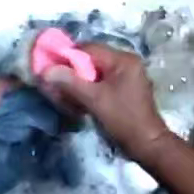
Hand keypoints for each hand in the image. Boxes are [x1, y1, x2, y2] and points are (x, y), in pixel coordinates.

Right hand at [40, 44, 173, 158]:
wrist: (147, 145)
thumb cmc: (123, 119)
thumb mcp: (94, 99)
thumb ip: (70, 82)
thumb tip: (46, 70)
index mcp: (123, 60)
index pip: (89, 49)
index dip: (68, 56)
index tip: (51, 68)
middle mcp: (127, 63)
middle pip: (92, 60)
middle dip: (73, 70)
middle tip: (57, 82)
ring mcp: (128, 76)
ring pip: (96, 72)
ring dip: (80, 81)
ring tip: (65, 93)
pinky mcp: (126, 89)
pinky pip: (103, 82)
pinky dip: (90, 88)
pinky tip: (80, 100)